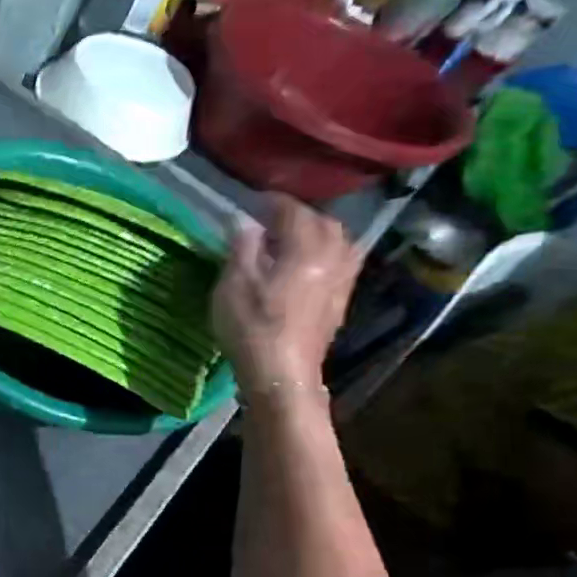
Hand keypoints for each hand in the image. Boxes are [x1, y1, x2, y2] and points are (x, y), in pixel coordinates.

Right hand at [211, 195, 361, 390]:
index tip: (252, 201)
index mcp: (307, 248)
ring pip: (339, 242)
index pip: (293, 211)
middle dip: (299, 216)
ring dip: (317, 234)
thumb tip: (245, 221)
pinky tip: (306, 266)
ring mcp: (342, 281)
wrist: (281, 375)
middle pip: (324, 223)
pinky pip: (340, 263)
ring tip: (291, 241)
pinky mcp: (339, 303)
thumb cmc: (252, 327)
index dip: (272, 202)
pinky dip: (324, 255)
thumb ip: (242, 247)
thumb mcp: (234, 284)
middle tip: (271, 221)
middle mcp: (333, 258)